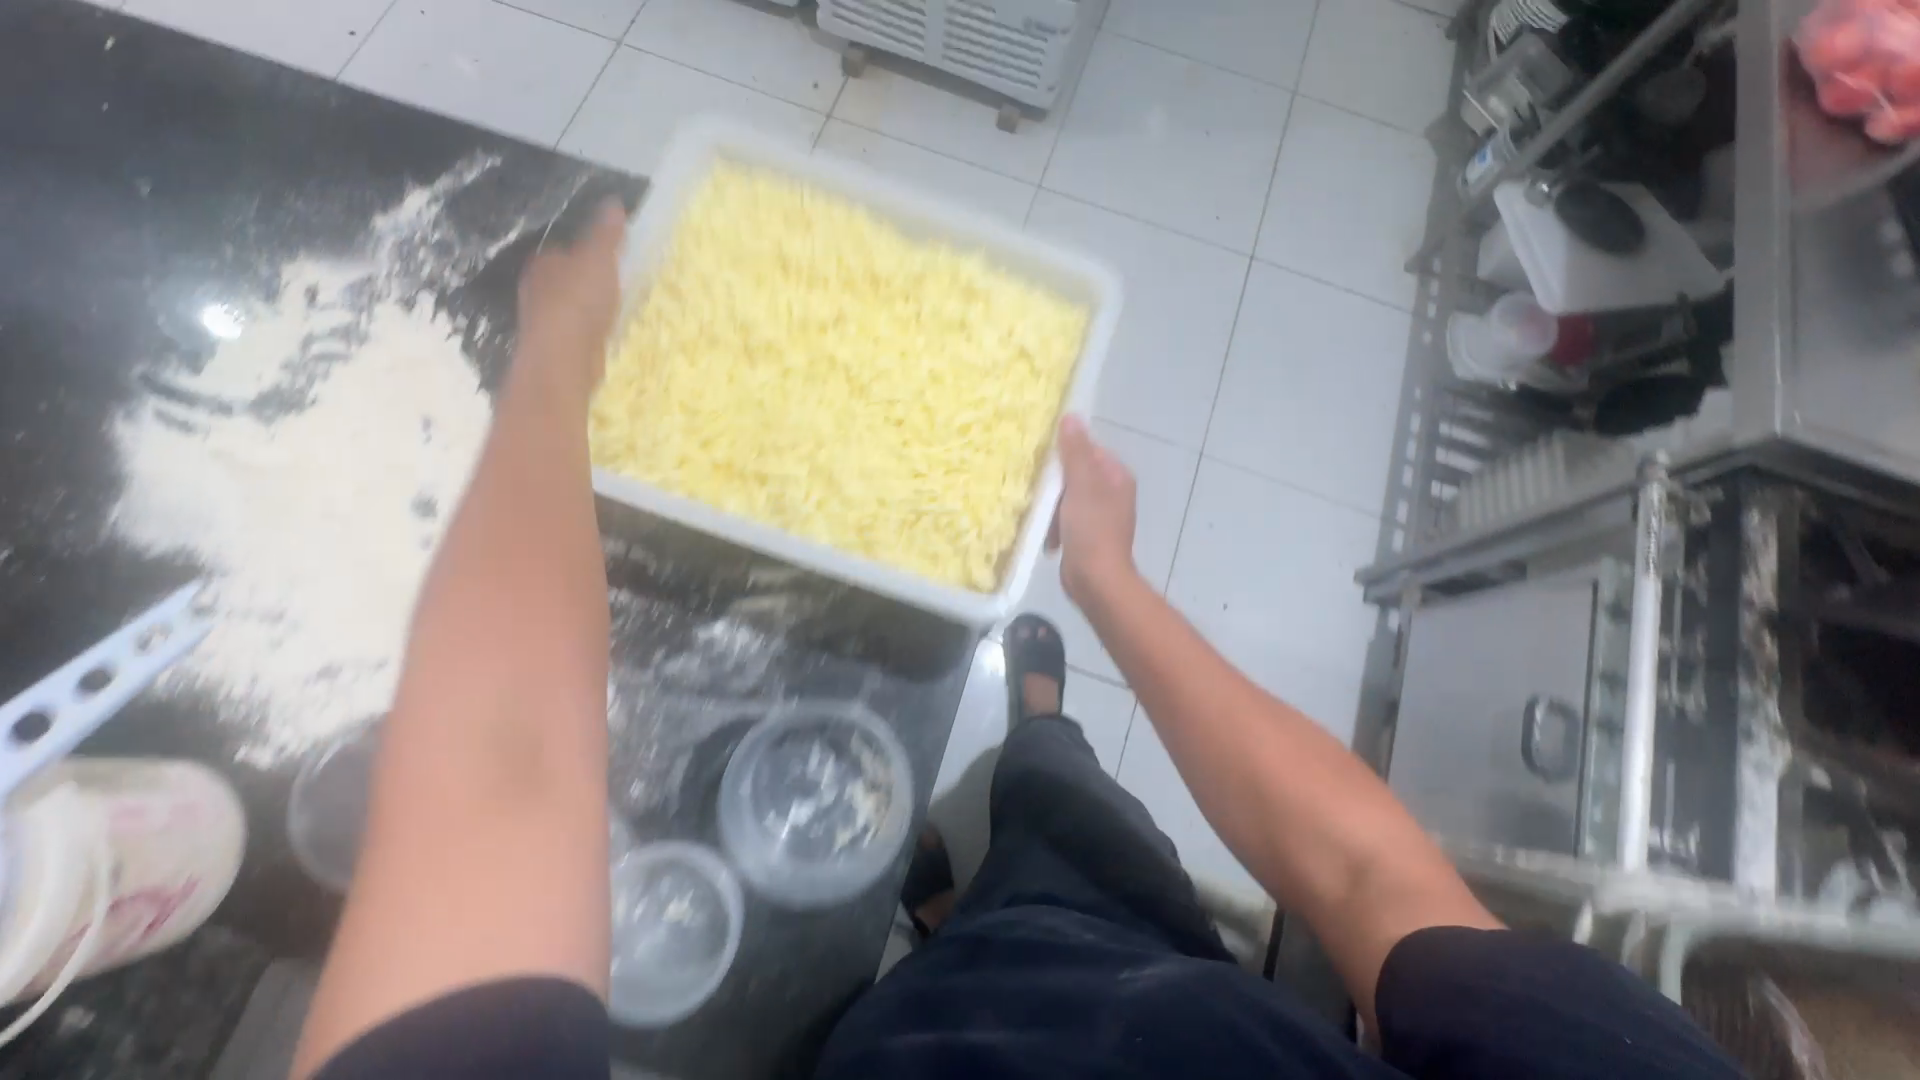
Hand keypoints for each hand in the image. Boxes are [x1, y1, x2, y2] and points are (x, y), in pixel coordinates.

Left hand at [515, 198, 627, 401]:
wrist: (563, 356)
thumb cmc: (579, 301)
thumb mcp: (599, 259)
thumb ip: (606, 233)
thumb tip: (614, 202)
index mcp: (543, 263)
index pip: (563, 251)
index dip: (586, 253)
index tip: (610, 260)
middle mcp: (535, 288)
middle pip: (564, 279)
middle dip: (585, 281)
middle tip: (615, 285)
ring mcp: (543, 320)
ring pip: (568, 306)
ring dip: (586, 308)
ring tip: (613, 311)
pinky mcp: (555, 346)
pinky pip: (576, 331)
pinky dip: (588, 330)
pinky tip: (603, 335)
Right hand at [1049, 415, 1139, 606]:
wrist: (1095, 579)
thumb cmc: (1091, 529)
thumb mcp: (1081, 484)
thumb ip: (1075, 451)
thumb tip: (1071, 416)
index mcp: (1117, 477)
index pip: (1089, 450)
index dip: (1066, 454)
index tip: (1045, 461)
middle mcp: (1112, 493)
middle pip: (1076, 474)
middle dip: (1056, 484)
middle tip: (1039, 489)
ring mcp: (1100, 516)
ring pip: (1067, 498)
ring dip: (1052, 507)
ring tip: (1043, 516)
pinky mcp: (1087, 536)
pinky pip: (1065, 520)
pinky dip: (1055, 526)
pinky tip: (1048, 536)